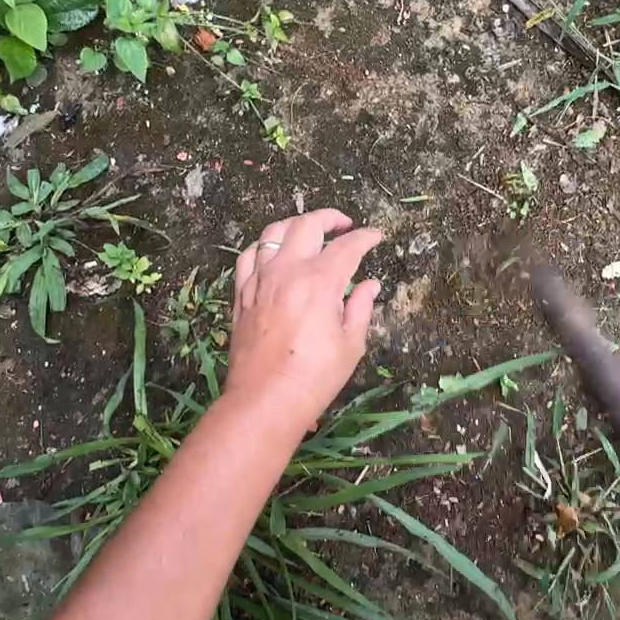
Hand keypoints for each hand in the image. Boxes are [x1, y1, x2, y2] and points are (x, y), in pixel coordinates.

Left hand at [227, 209, 383, 432]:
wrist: (264, 401)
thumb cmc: (315, 377)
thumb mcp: (351, 344)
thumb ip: (361, 307)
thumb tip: (371, 285)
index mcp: (320, 282)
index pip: (348, 246)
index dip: (366, 237)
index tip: (377, 236)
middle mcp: (288, 271)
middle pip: (308, 225)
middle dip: (331, 218)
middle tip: (345, 225)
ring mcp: (261, 280)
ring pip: (274, 232)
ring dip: (296, 225)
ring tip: (310, 232)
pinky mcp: (242, 294)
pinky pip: (249, 256)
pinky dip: (264, 246)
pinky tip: (274, 253)